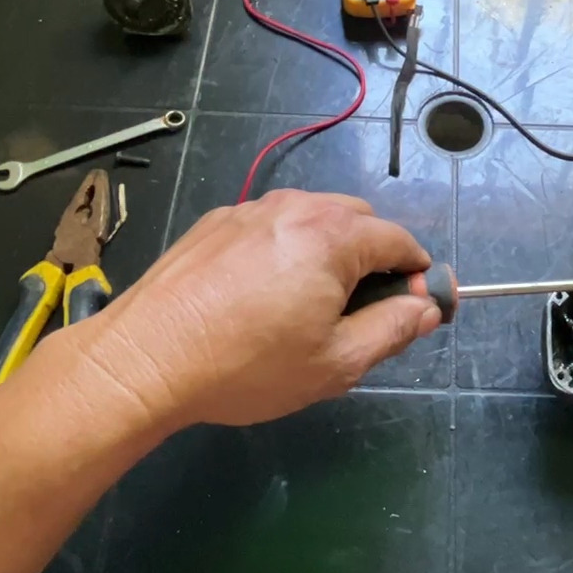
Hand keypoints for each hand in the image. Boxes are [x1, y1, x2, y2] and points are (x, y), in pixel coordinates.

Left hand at [76, 190, 440, 427]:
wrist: (144, 359)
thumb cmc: (249, 365)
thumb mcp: (336, 362)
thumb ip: (393, 329)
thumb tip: (427, 307)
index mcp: (334, 235)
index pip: (400, 241)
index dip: (415, 275)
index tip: (412, 309)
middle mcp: (297, 206)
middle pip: (360, 221)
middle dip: (373, 259)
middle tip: (356, 312)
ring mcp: (252, 208)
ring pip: (314, 218)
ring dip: (329, 250)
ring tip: (305, 303)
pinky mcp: (218, 220)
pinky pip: (273, 224)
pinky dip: (286, 247)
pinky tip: (258, 292)